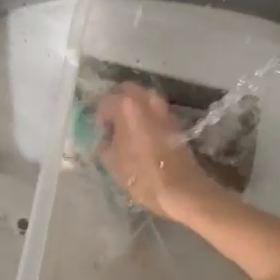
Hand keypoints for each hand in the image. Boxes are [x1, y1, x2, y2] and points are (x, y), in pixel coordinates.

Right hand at [96, 85, 218, 220]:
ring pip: (143, 98)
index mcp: (126, 106)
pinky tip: (142, 135)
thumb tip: (105, 137)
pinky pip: (155, 110)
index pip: (104, 101)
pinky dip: (146, 116)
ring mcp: (164, 109)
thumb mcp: (112, 162)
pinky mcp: (175, 121)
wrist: (181, 188)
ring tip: (126, 129)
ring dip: (133, 107)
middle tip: (110, 122)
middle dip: (116, 103)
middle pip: (126, 91)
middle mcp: (146, 100)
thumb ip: (104, 143)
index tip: (98, 131)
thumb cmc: (142, 175)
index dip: (98, 116)